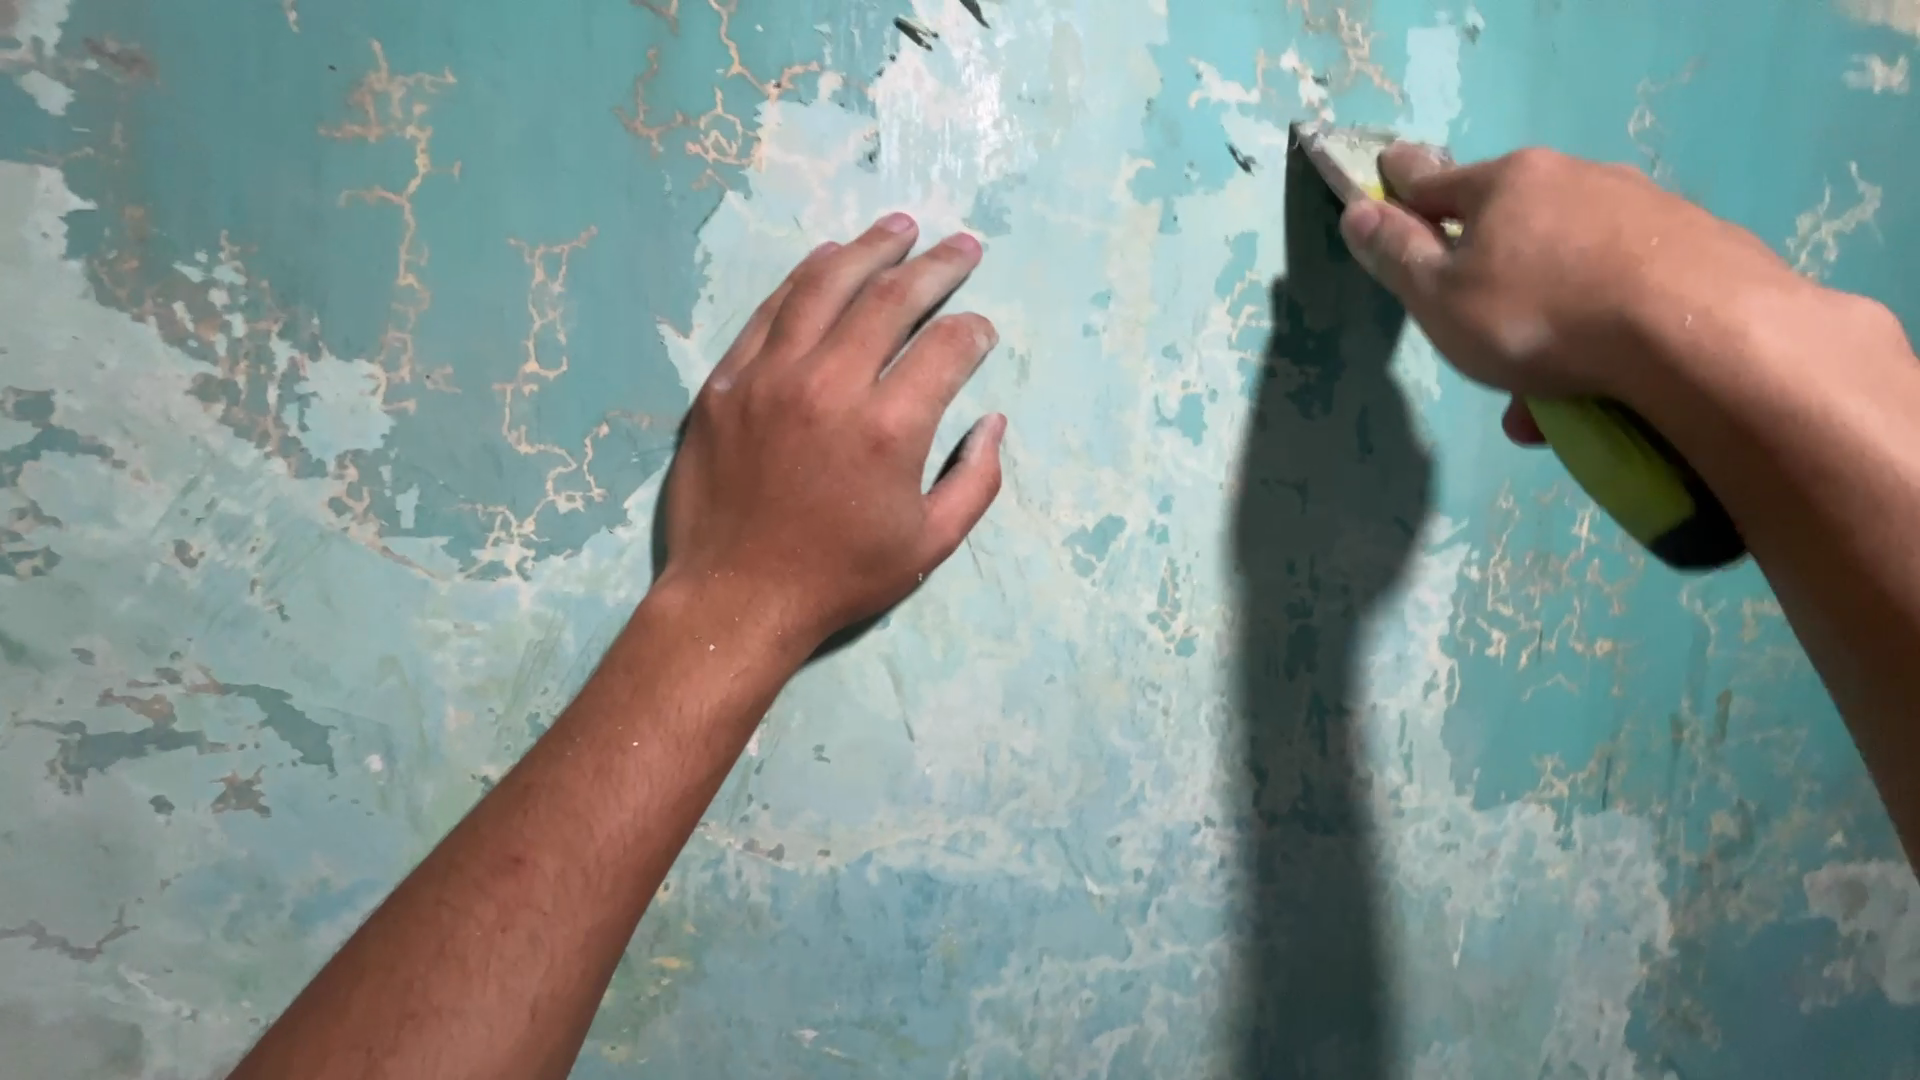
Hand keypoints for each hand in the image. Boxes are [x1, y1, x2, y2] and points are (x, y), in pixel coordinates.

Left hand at [659, 213, 1004, 646]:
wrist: (737, 597)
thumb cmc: (840, 577)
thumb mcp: (930, 545)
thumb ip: (976, 481)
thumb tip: (992, 422)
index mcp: (889, 428)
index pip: (947, 348)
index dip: (974, 331)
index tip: (981, 330)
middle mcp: (830, 385)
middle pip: (892, 299)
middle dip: (937, 267)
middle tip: (962, 246)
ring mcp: (770, 377)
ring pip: (825, 287)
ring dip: (869, 250)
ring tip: (900, 227)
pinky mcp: (726, 382)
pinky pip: (770, 312)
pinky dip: (803, 278)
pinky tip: (827, 259)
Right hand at [1337, 144, 1817, 440]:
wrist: (1696, 337)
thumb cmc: (1535, 316)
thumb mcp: (1437, 297)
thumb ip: (1395, 255)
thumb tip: (1357, 213)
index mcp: (1506, 185)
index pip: (1432, 183)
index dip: (1400, 192)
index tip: (1384, 182)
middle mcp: (1574, 181)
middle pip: (1504, 232)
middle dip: (1480, 284)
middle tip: (1470, 341)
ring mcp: (1640, 210)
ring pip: (1559, 273)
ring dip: (1536, 326)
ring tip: (1534, 397)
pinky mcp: (1691, 248)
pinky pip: (1612, 294)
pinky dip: (1590, 334)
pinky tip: (1587, 390)